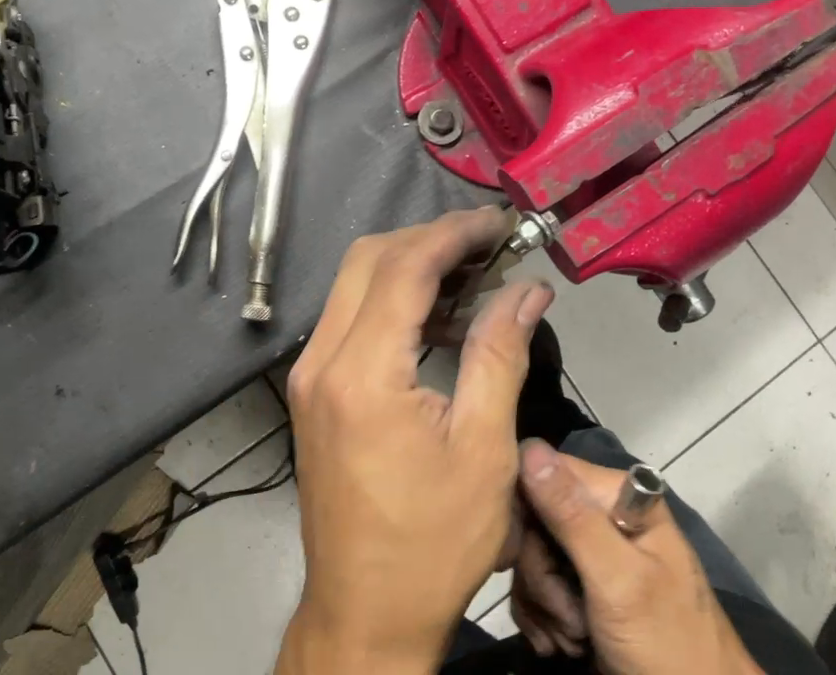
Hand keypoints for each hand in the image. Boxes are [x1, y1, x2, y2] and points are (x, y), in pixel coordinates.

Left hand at [277, 207, 555, 674]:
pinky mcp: (313, 393)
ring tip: (474, 279)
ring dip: (409, 269)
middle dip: (429, 240)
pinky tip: (440, 323)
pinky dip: (392, 304)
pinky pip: (349, 321)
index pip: (403, 267)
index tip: (498, 225)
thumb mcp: (483, 450)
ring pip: (353, 285)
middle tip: (489, 246)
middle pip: (368, 261)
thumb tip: (526, 291)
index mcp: (362, 372)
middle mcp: (321, 362)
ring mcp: (309, 376)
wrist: (365, 610)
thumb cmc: (432, 543)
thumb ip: (499, 355)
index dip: (453, 234)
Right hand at [515, 440, 763, 674]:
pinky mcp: (581, 588)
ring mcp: (592, 553)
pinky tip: (562, 644)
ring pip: (531, 557)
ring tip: (572, 638)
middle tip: (566, 616)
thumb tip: (529, 447)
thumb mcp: (619, 580)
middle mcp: (602, 515)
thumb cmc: (668, 643)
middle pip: (532, 521)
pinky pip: (537, 587)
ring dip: (542, 604)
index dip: (522, 510)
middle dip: (539, 574)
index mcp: (616, 495)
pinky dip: (542, 618)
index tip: (519, 554)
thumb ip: (573, 516)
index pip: (541, 472)